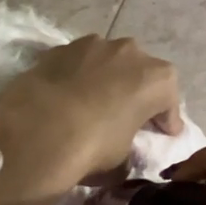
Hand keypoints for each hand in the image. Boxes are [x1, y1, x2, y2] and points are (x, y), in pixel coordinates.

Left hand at [0, 35, 182, 198]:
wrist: (37, 131)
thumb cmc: (92, 146)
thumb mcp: (123, 159)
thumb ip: (130, 147)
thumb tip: (121, 150)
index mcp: (156, 78)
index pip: (168, 100)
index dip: (165, 119)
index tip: (162, 132)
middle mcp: (129, 52)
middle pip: (138, 72)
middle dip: (134, 90)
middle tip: (126, 114)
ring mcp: (92, 44)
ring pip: (106, 61)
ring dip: (104, 78)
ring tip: (92, 101)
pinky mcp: (58, 48)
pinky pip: (76, 63)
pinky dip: (76, 76)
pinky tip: (66, 96)